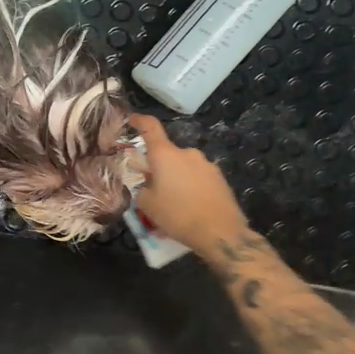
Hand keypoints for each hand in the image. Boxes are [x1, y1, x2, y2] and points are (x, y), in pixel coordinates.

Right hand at [128, 114, 249, 252]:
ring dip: (177, 177)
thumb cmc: (178, 215)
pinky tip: (192, 206)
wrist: (222, 234)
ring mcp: (207, 165)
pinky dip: (192, 186)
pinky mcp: (221, 179)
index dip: (140, 121)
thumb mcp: (147, 204)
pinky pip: (198, 177)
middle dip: (159, 166)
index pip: (151, 127)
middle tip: (154, 187)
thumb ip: (143, 187)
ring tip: (175, 201)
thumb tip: (148, 183)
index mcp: (165, 155)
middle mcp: (187, 154)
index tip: (132, 119)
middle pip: (167, 153)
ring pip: (184, 166)